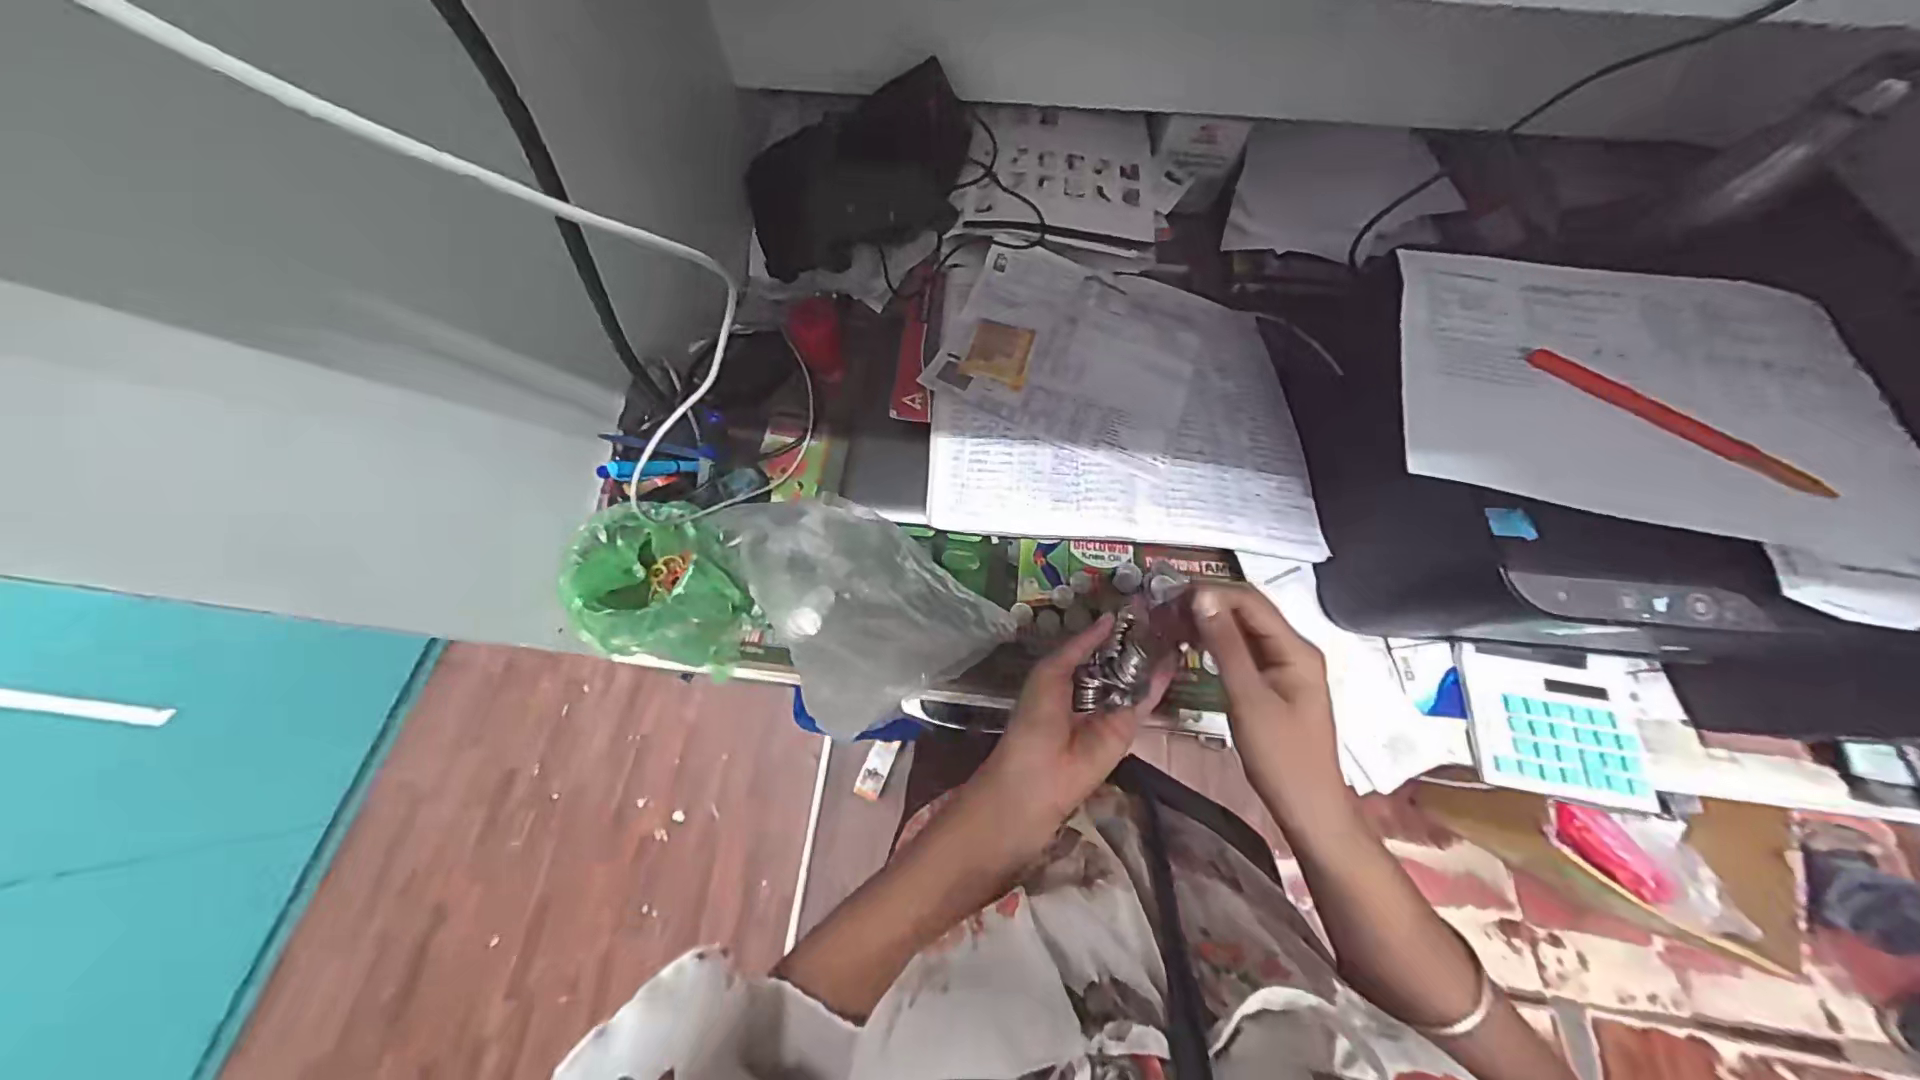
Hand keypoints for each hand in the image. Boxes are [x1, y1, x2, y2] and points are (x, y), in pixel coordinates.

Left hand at [968, 613, 1174, 855]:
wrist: (1040, 776)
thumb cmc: (1034, 718)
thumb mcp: (1051, 672)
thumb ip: (1080, 646)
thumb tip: (1107, 619)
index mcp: (1067, 675)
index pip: (1095, 646)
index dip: (1113, 628)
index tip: (1136, 603)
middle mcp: (1092, 689)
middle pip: (1119, 660)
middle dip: (1137, 638)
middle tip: (1164, 608)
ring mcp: (1112, 708)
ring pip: (1136, 677)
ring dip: (1153, 655)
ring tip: (1177, 623)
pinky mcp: (1129, 727)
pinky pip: (1146, 699)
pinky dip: (1161, 680)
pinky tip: (1177, 655)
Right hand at [1191, 585, 1346, 816]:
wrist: (1308, 807)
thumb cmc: (1280, 756)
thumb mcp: (1247, 698)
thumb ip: (1225, 645)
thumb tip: (1202, 597)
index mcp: (1296, 649)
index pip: (1251, 601)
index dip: (1211, 592)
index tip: (1170, 595)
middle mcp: (1294, 650)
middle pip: (1249, 611)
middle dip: (1209, 604)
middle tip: (1165, 607)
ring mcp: (1285, 666)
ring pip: (1244, 630)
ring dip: (1210, 622)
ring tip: (1172, 621)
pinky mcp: (1274, 683)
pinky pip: (1244, 651)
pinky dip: (1218, 643)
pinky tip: (1193, 645)